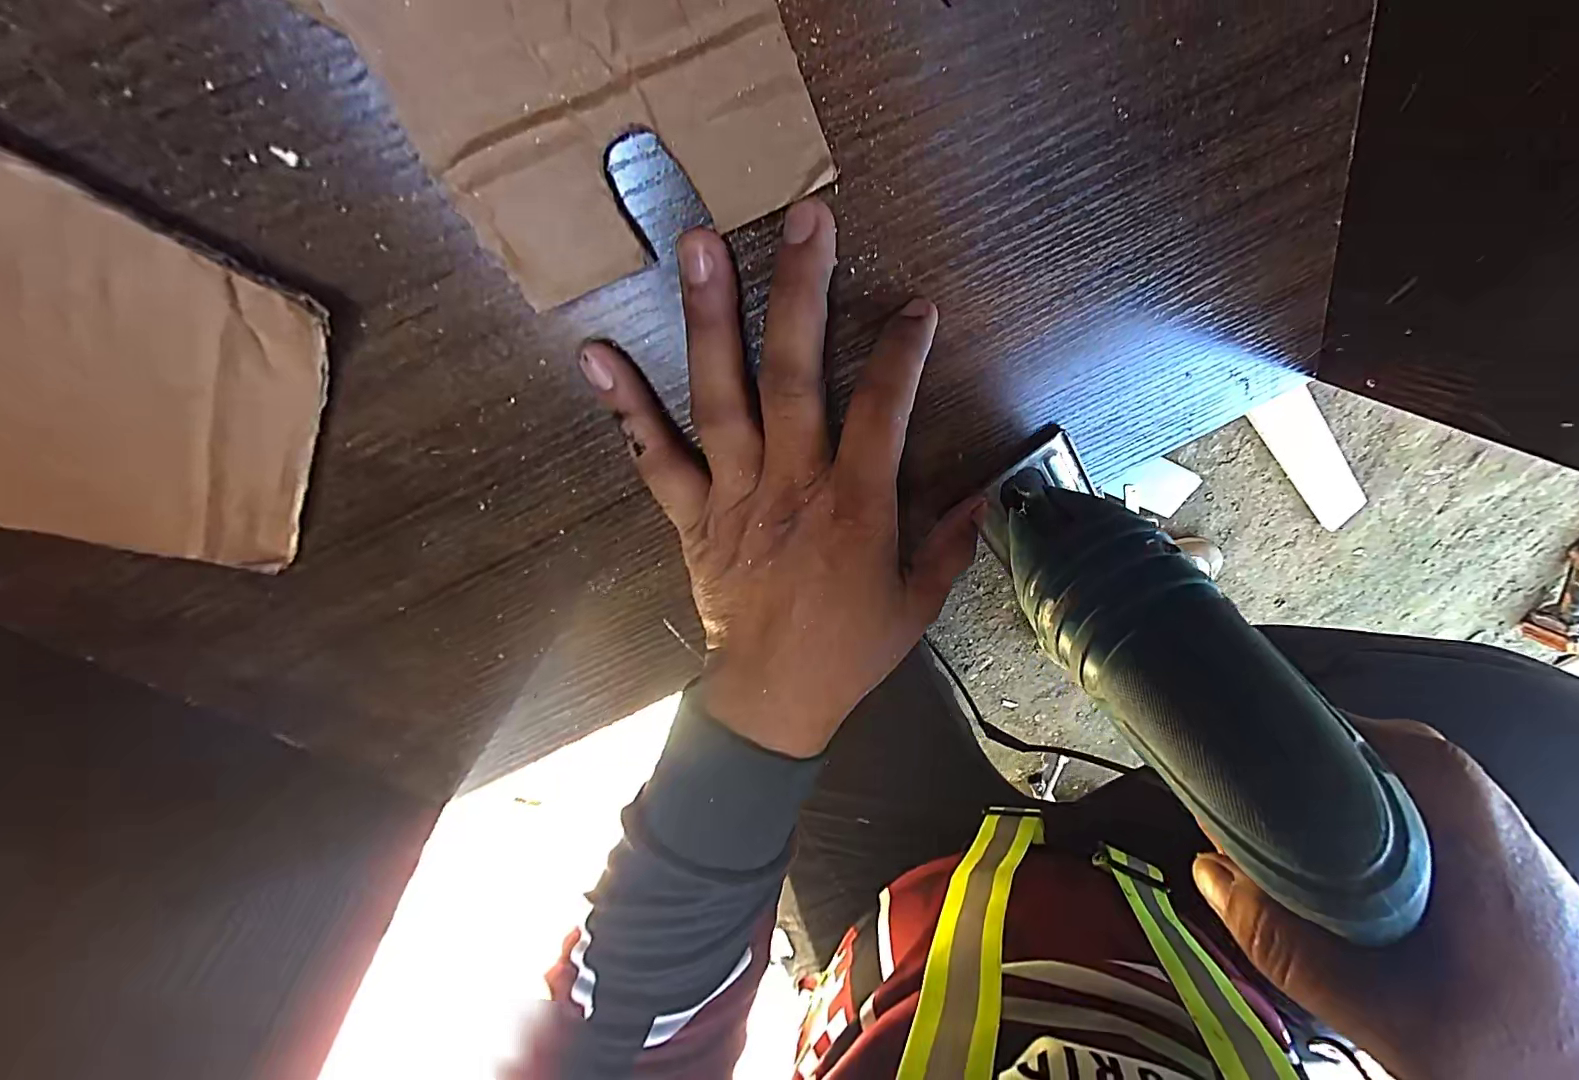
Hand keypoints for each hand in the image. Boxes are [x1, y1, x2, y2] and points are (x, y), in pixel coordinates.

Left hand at [577, 198, 981, 758]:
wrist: (773, 699)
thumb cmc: (851, 649)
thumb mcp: (919, 603)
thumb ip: (950, 544)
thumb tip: (983, 497)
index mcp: (855, 508)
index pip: (884, 411)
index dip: (902, 354)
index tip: (916, 307)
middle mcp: (792, 486)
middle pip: (794, 376)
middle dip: (801, 292)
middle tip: (804, 218)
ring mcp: (734, 496)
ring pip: (720, 398)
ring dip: (708, 318)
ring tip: (694, 242)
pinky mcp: (693, 516)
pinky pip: (656, 458)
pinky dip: (626, 407)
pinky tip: (595, 351)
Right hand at [1192, 719, 1578, 1078]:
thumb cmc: (1550, 1045)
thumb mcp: (1409, 1020)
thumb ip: (1292, 948)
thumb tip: (1206, 872)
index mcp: (1426, 772)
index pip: (1294, 726)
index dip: (1237, 758)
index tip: (1198, 795)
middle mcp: (1423, 763)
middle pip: (1297, 753)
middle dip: (1255, 801)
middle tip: (1227, 856)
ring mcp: (1425, 790)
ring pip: (1315, 786)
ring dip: (1282, 828)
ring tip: (1261, 875)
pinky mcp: (1426, 820)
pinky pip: (1339, 807)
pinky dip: (1311, 841)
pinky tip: (1305, 887)